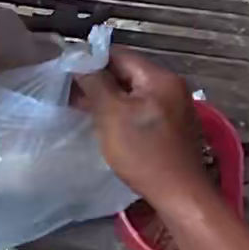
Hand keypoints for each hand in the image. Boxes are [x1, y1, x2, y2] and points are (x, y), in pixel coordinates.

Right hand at [74, 50, 213, 209]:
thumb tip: (79, 60)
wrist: (180, 194)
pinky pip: (143, 110)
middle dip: (99, 82)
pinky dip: (123, 114)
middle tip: (72, 96)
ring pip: (134, 93)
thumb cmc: (143, 152)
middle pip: (127, 73)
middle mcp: (171, 86)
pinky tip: (107, 127)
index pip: (119, 55)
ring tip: (84, 112)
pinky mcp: (173, 126)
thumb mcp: (112, 114)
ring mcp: (175, 107)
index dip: (90, 62)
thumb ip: (95, 83)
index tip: (68, 75)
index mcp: (160, 77)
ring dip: (109, 100)